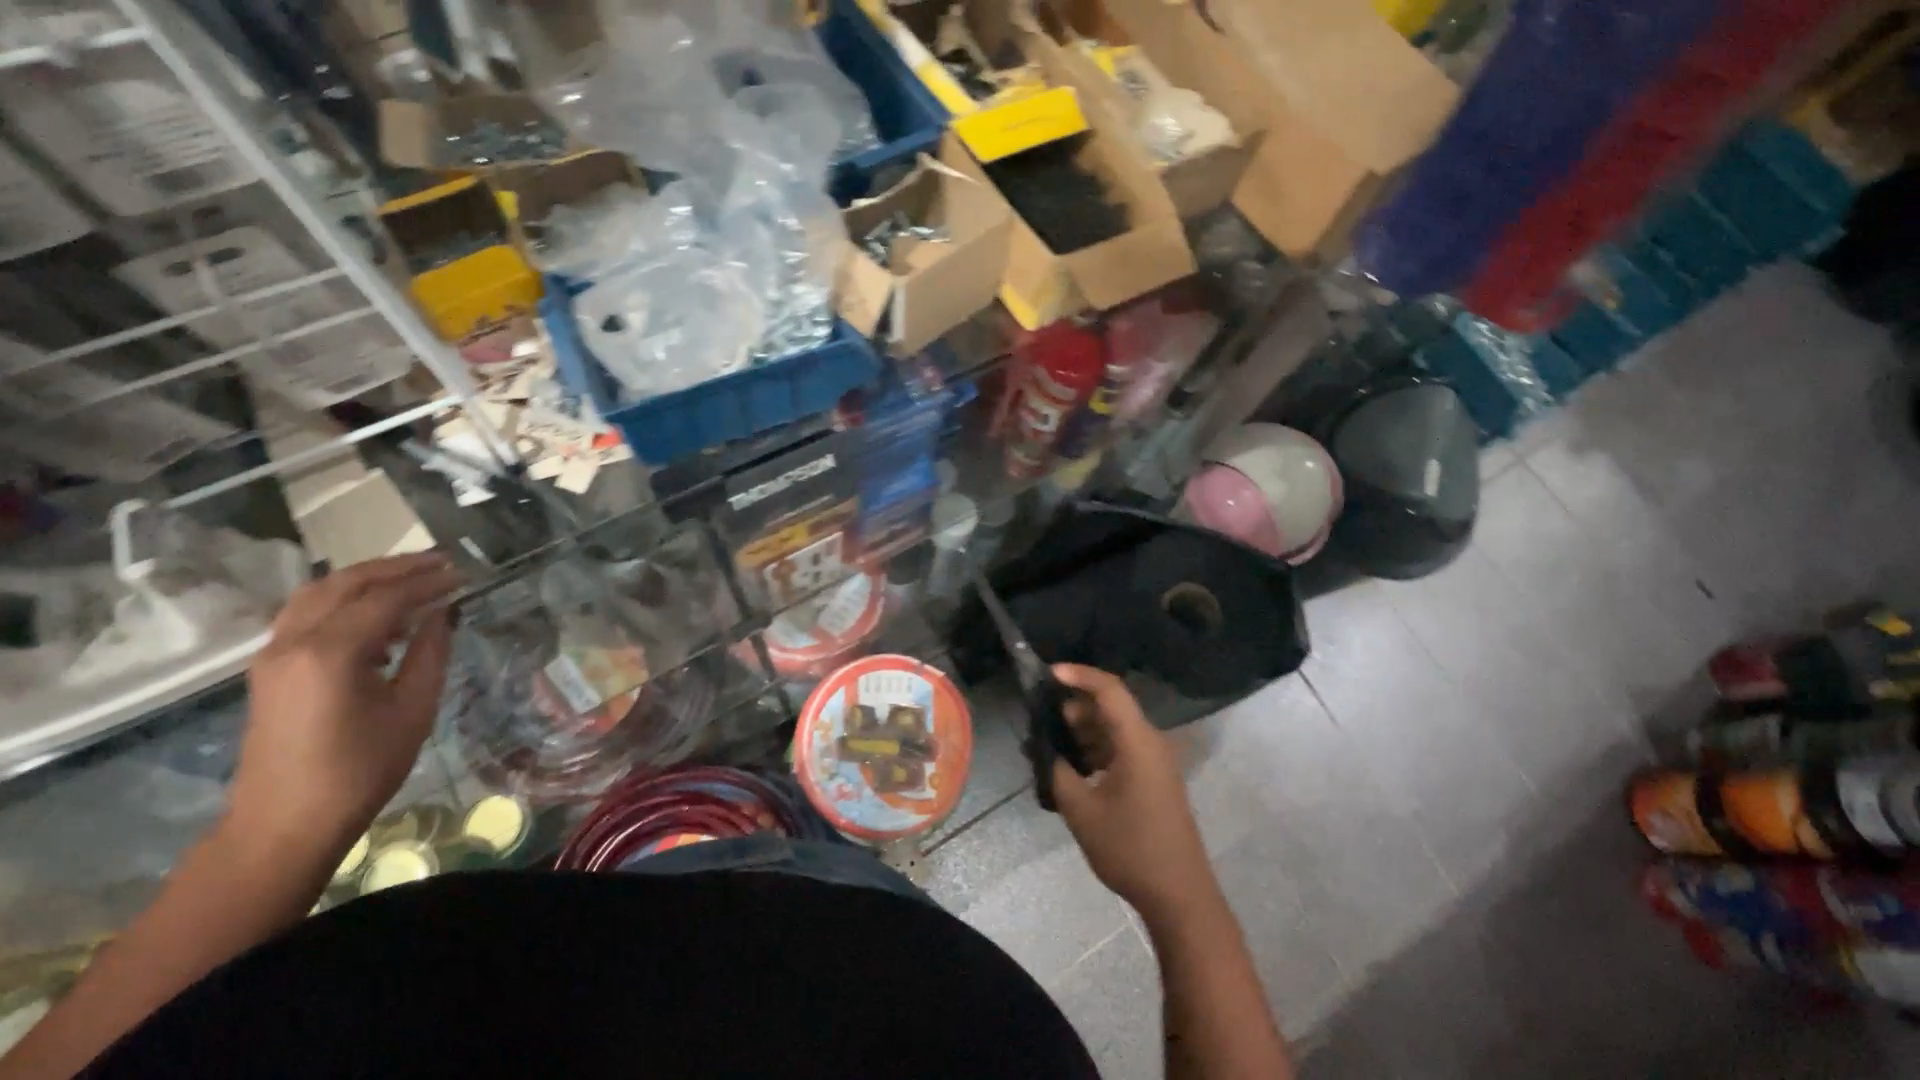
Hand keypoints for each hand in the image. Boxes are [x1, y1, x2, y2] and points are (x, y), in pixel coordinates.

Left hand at [228, 554, 461, 854]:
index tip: (464, 575)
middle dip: (396, 569)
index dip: (427, 583)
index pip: (385, 598)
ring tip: (410, 581)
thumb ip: (429, 654)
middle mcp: (294, 641)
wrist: (285, 824)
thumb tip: (443, 615)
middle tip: (440, 563)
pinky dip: (343, 602)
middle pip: (345, 583)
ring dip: (365, 580)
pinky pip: (306, 615)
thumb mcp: (412, 712)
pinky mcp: (270, 668)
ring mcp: (274, 653)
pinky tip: (376, 618)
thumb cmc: (359, 772)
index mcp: (331, 651)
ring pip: (318, 593)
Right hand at [1048, 664, 1217, 922]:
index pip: (1109, 689)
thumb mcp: (1081, 810)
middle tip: (1038, 718)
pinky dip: (1096, 750)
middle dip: (1074, 707)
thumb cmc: (1129, 848)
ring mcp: (1155, 762)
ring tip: (1047, 745)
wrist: (1178, 893)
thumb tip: (1043, 749)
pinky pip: (1122, 750)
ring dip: (1083, 731)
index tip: (1046, 674)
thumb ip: (1058, 772)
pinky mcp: (1154, 780)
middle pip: (1111, 708)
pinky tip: (1070, 768)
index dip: (1078, 675)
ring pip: (1115, 730)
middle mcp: (1150, 742)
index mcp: (1138, 741)